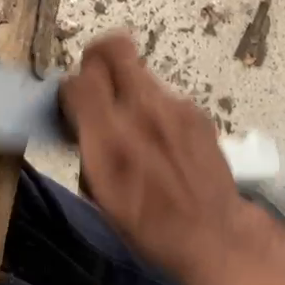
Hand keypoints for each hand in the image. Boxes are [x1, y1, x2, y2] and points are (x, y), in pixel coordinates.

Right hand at [58, 32, 277, 284]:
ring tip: (134, 123)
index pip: (77, 81)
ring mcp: (174, 107)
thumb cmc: (149, 227)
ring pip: (139, 72)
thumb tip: (80, 122)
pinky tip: (163, 140)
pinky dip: (156, 109)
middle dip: (98, 59)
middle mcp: (141, 111)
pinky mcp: (196, 112)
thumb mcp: (101, 196)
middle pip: (113, 48)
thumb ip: (87, 148)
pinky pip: (164, 96)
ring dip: (128, 88)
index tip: (72, 107)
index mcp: (110, 137)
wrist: (215, 236)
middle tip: (95, 84)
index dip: (69, 90)